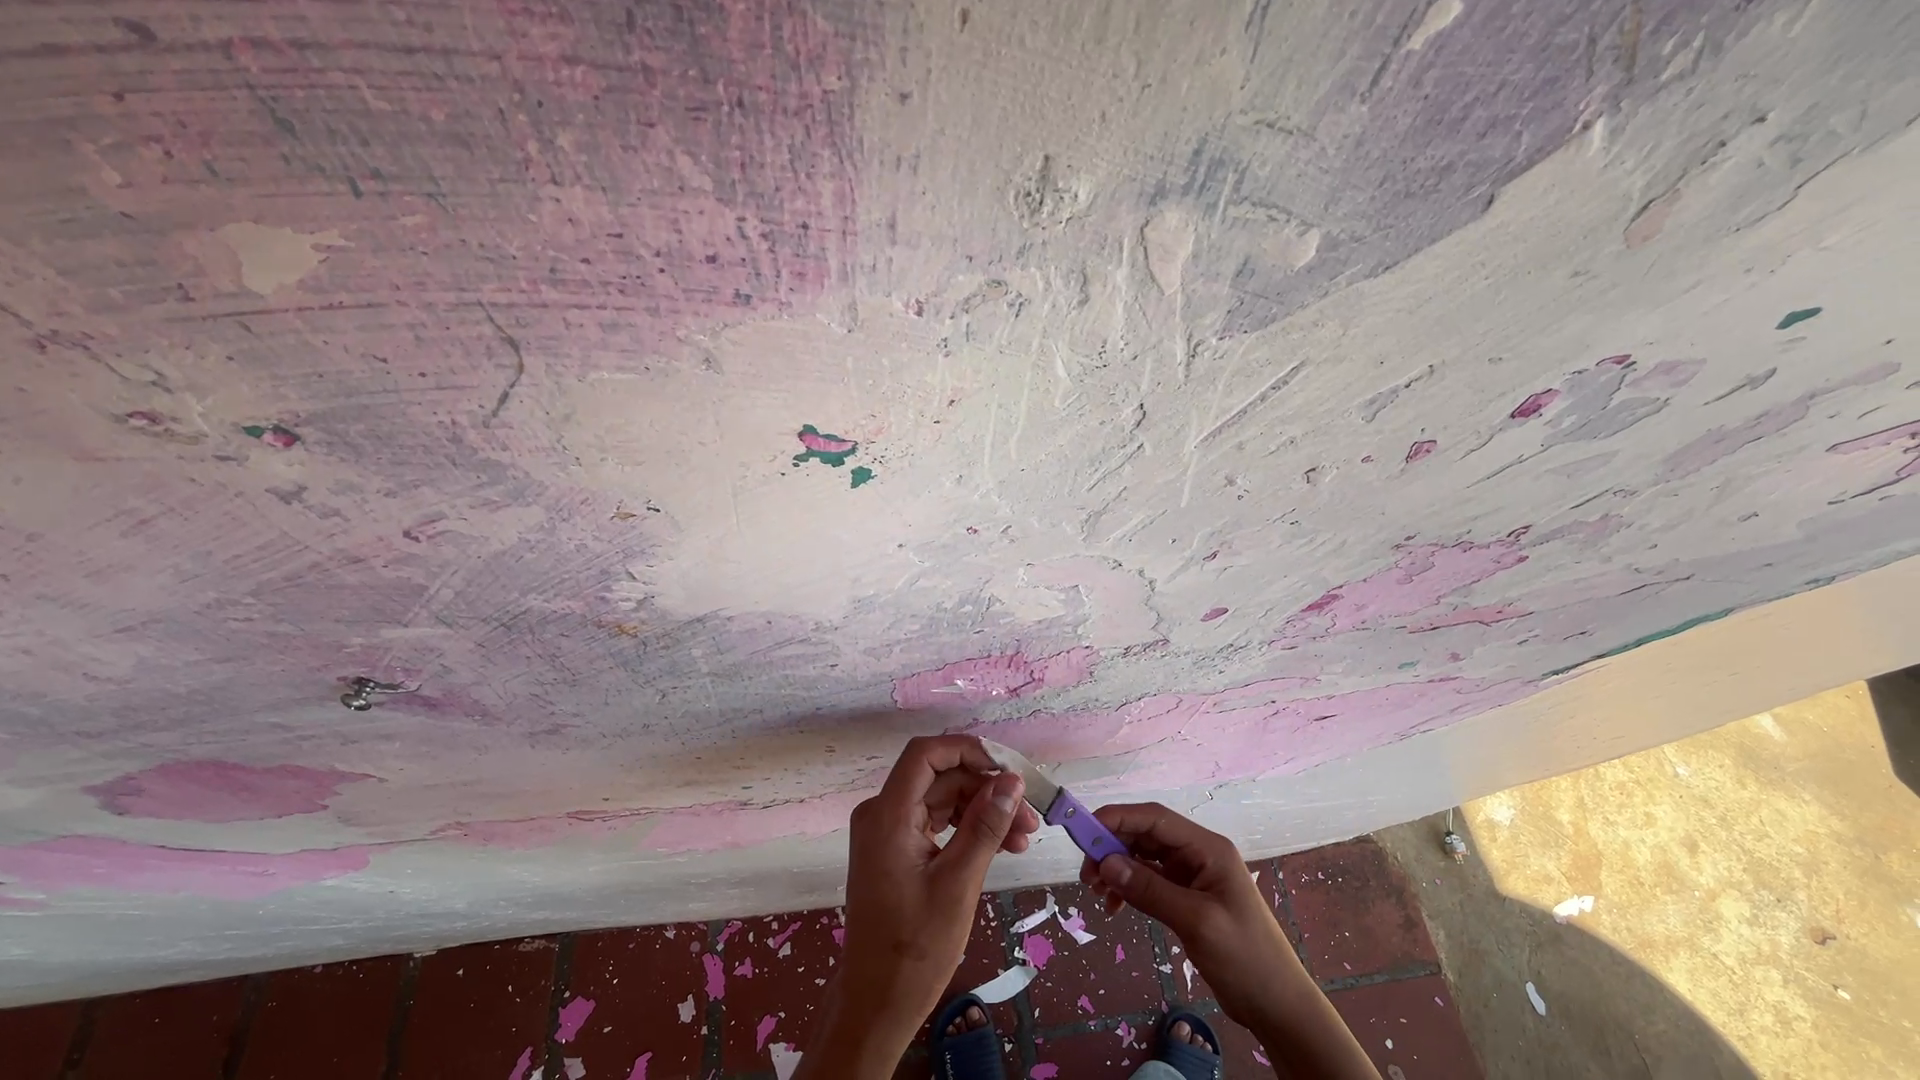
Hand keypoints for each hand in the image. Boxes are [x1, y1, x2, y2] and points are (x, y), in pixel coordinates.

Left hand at [799, 735, 1040, 1079]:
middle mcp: (881, 814)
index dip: (969, 752)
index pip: (926, 755)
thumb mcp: (959, 882)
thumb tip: (1012, 781)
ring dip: (982, 812)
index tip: (1010, 770)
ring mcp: (886, 832)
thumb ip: (985, 826)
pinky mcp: (895, 851)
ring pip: (941, 801)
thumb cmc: (916, 947)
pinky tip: (1001, 847)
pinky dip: (967, 830)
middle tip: (1030, 820)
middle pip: (940, 779)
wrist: (878, 1000)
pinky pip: (935, 823)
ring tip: (1023, 839)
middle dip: (987, 792)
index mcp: (887, 815)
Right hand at [1080, 803, 1378, 1078]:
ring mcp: (1192, 877)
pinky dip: (1128, 889)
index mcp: (1207, 848)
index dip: (1117, 818)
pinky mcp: (1187, 899)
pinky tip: (1114, 907)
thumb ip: (1150, 890)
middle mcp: (1198, 855)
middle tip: (1086, 874)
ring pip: (1143, 858)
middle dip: (1111, 847)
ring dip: (1117, 869)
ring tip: (1096, 892)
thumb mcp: (1196, 921)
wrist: (1277, 1003)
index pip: (1154, 819)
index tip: (1083, 831)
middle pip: (1145, 836)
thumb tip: (1106, 863)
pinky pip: (1149, 882)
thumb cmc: (1245, 956)